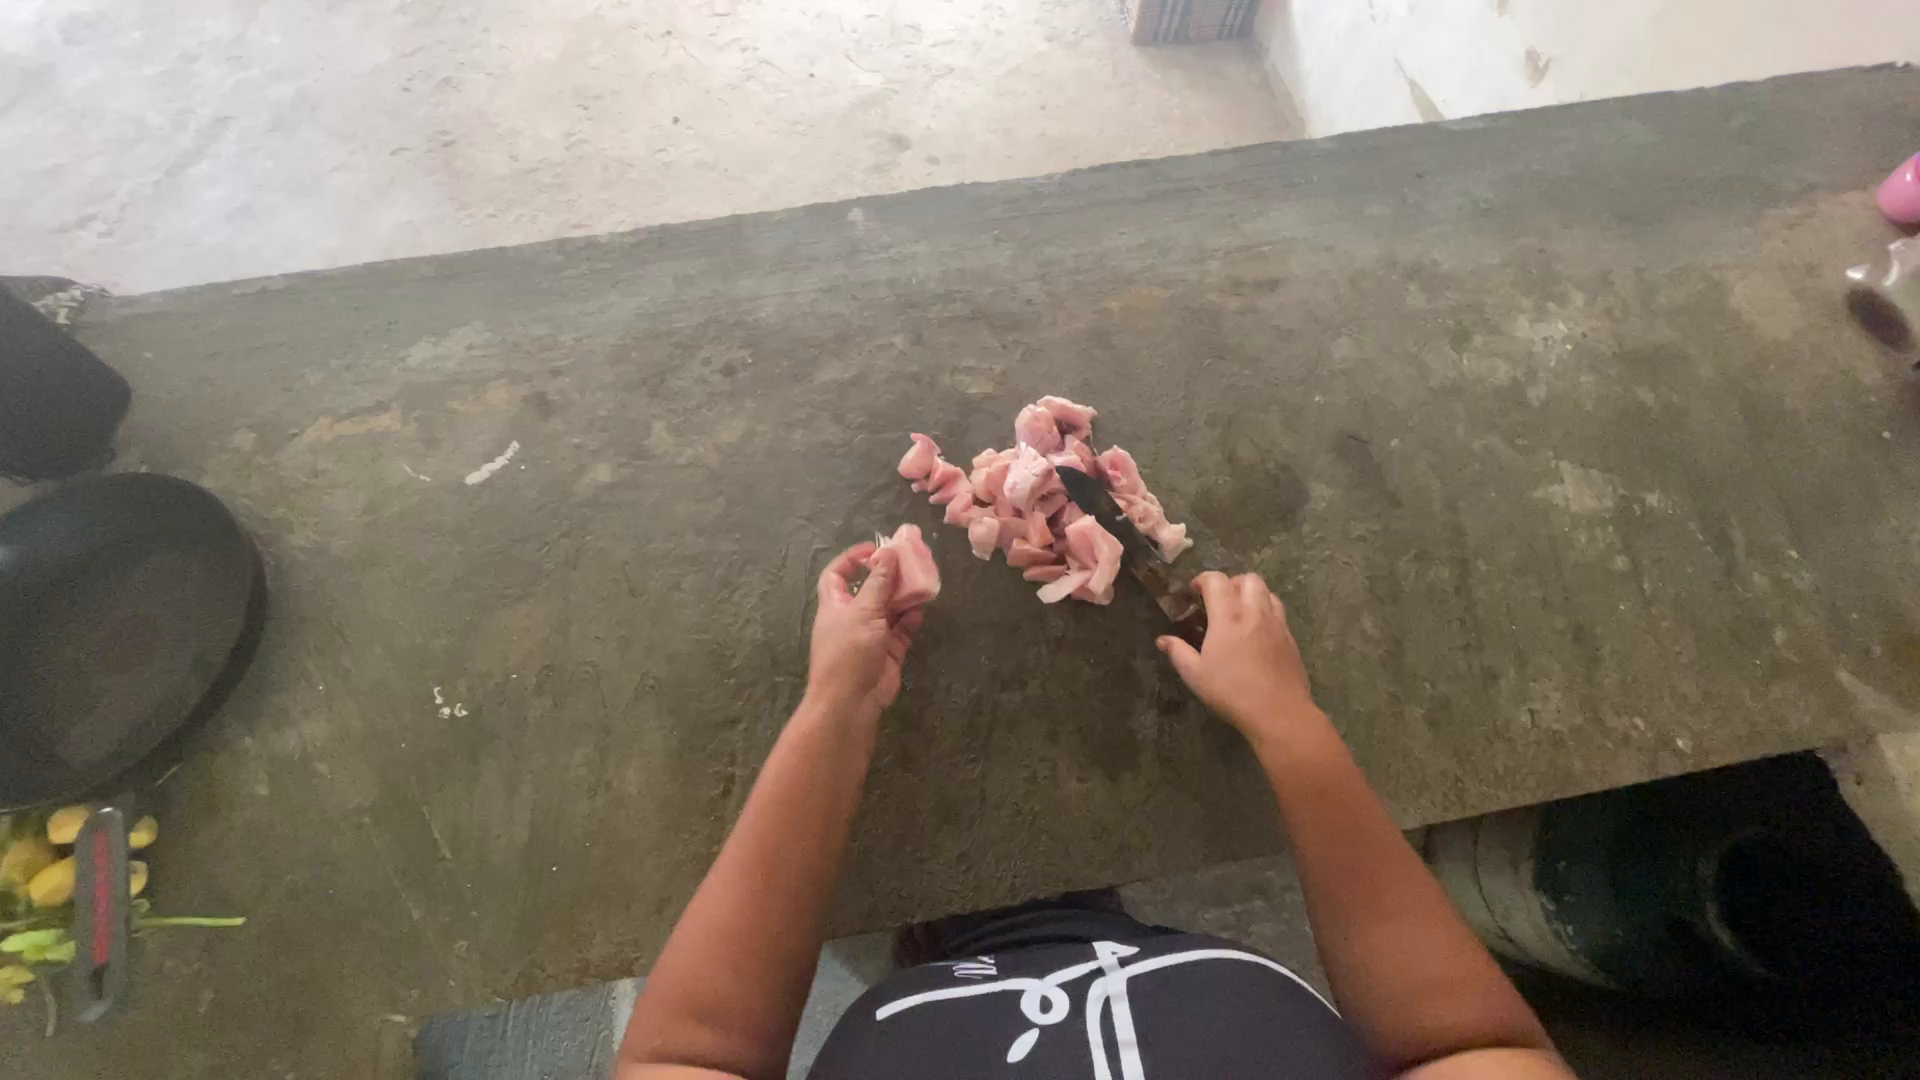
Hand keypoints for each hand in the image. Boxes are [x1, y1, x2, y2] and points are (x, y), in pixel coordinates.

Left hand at [805, 542, 924, 721]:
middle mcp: (852, 618)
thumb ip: (878, 582)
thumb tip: (887, 553)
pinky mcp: (888, 652)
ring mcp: (871, 636)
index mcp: (835, 605)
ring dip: (904, 597)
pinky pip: (901, 630)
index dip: (853, 559)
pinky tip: (922, 609)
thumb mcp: (863, 611)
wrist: (851, 702)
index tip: (876, 549)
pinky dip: (911, 619)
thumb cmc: (849, 652)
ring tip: (922, 582)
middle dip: (889, 577)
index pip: (838, 574)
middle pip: (870, 590)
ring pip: (889, 609)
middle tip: (911, 562)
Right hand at [1157, 572, 1320, 742]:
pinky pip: (1279, 613)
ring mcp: (1277, 624)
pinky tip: (1256, 633)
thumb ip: (1178, 652)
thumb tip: (1162, 640)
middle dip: (1231, 583)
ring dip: (1252, 594)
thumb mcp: (1195, 675)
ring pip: (1268, 592)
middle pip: (1249, 579)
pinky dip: (1266, 612)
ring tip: (1240, 612)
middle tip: (1219, 600)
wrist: (1278, 712)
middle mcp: (1255, 613)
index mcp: (1228, 617)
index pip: (1217, 580)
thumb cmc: (1231, 691)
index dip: (1203, 579)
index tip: (1195, 591)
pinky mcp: (1291, 639)